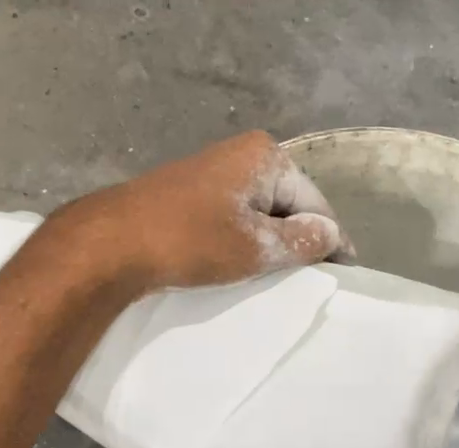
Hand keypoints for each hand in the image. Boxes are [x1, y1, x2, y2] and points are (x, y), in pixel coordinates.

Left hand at [48, 131, 352, 292]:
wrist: (115, 243)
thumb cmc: (192, 241)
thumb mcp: (256, 247)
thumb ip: (302, 240)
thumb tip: (332, 236)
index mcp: (267, 157)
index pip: (316, 203)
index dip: (331, 241)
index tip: (343, 275)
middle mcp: (245, 155)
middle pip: (291, 204)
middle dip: (303, 241)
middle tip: (312, 283)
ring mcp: (219, 172)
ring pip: (265, 214)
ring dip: (275, 244)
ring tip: (282, 280)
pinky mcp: (197, 193)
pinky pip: (240, 218)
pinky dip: (249, 241)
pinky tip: (248, 266)